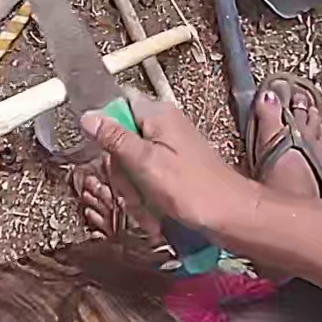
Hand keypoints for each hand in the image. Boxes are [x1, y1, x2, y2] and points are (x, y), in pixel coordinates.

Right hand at [81, 92, 260, 238]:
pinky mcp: (173, 168)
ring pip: (131, 163)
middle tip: (132, 191)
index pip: (117, 103)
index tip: (107, 152)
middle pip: (121, 138)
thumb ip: (115, 138)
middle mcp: (163, 125)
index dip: (106, 126)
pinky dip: (147, 198)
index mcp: (157, 114)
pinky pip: (146, 178)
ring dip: (134, 191)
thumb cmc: (193, 190)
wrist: (233, 218)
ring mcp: (169, 147)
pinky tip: (154, 215)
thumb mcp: (146, 163)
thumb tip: (88, 116)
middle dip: (122, 171)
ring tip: (147, 210)